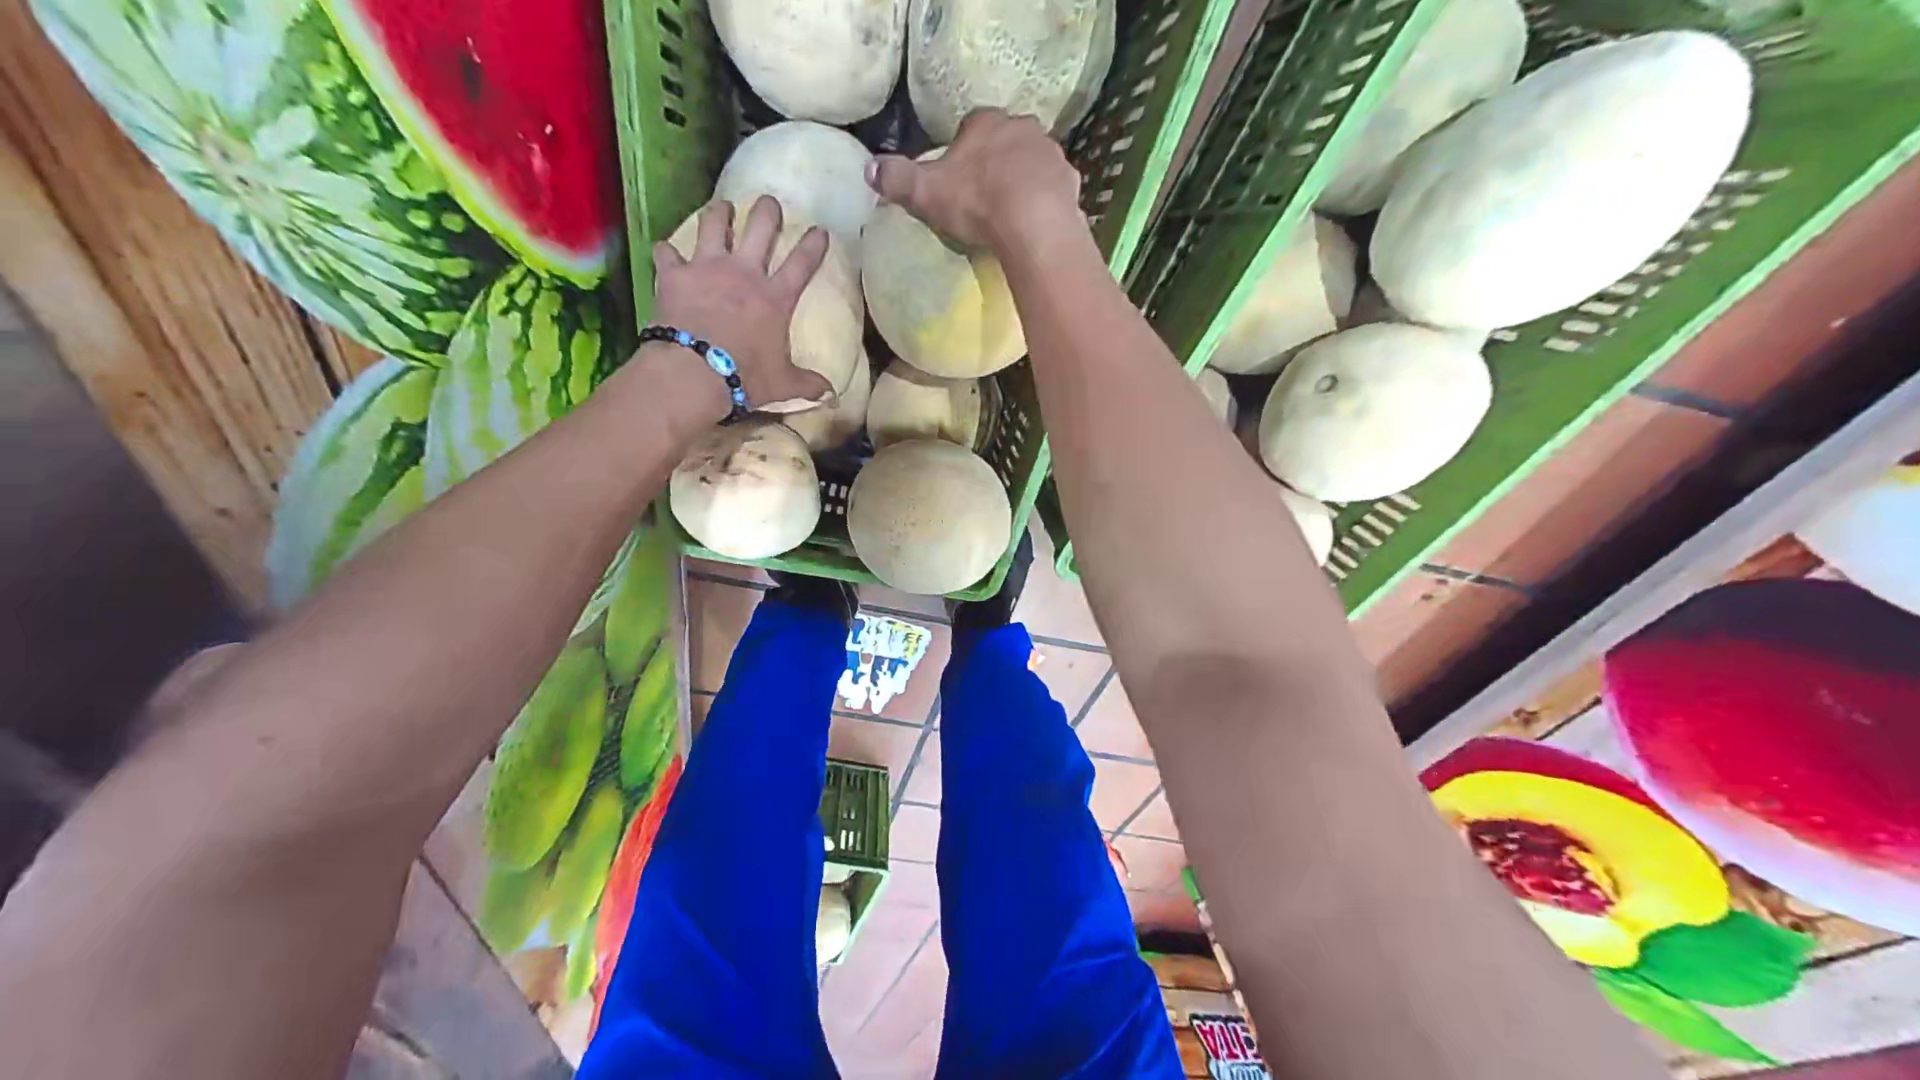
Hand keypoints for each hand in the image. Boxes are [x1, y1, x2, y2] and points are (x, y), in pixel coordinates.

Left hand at [648, 196, 833, 413]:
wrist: (693, 372)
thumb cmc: (745, 376)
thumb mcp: (783, 384)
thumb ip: (808, 384)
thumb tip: (833, 397)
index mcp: (775, 298)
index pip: (802, 264)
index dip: (813, 245)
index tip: (820, 230)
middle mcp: (744, 273)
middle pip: (760, 228)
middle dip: (767, 211)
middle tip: (769, 202)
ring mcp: (707, 268)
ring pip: (714, 224)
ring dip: (719, 212)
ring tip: (722, 206)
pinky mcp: (674, 274)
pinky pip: (667, 253)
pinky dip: (667, 252)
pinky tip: (666, 250)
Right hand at [866, 109, 1083, 253]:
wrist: (1033, 223)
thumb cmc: (976, 202)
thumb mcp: (925, 192)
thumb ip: (897, 179)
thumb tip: (869, 169)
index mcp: (985, 122)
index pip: (970, 127)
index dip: (962, 152)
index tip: (957, 178)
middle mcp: (1021, 127)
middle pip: (1003, 142)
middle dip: (994, 163)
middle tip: (983, 197)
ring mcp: (1050, 153)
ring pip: (1031, 163)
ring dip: (1021, 181)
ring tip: (1009, 214)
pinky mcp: (1069, 181)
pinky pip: (1052, 189)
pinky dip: (1043, 202)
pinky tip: (1033, 224)